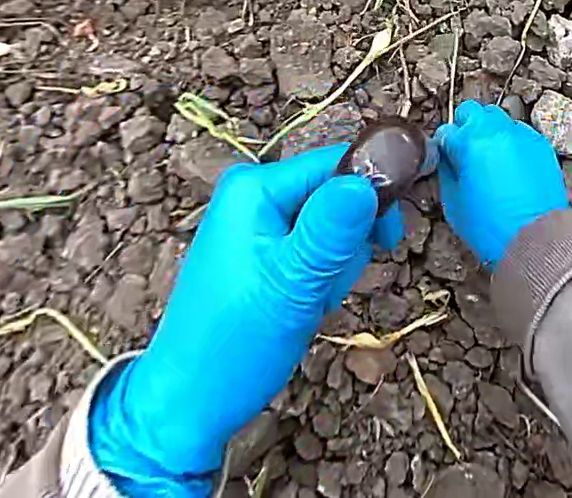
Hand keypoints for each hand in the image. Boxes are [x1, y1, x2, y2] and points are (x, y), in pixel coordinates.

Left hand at [89, 145, 403, 491]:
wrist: (185, 410)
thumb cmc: (232, 347)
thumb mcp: (291, 285)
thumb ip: (330, 231)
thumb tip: (368, 182)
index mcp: (256, 186)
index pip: (341, 162)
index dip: (373, 194)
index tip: (386, 239)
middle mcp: (257, 190)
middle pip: (341, 190)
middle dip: (351, 238)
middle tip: (330, 282)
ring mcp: (261, 217)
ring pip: (337, 219)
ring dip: (340, 260)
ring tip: (314, 298)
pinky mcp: (267, 244)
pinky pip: (320, 241)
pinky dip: (326, 270)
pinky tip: (308, 300)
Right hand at [434, 99, 569, 268]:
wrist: (535, 237)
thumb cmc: (492, 226)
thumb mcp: (454, 202)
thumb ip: (447, 170)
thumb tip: (449, 157)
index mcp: (471, 141)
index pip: (447, 130)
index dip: (445, 145)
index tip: (447, 155)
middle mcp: (498, 130)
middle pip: (475, 111)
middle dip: (467, 127)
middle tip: (467, 152)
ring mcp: (522, 135)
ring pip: (500, 118)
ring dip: (491, 132)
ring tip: (491, 160)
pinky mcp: (541, 144)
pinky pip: (520, 133)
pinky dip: (512, 143)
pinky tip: (511, 167)